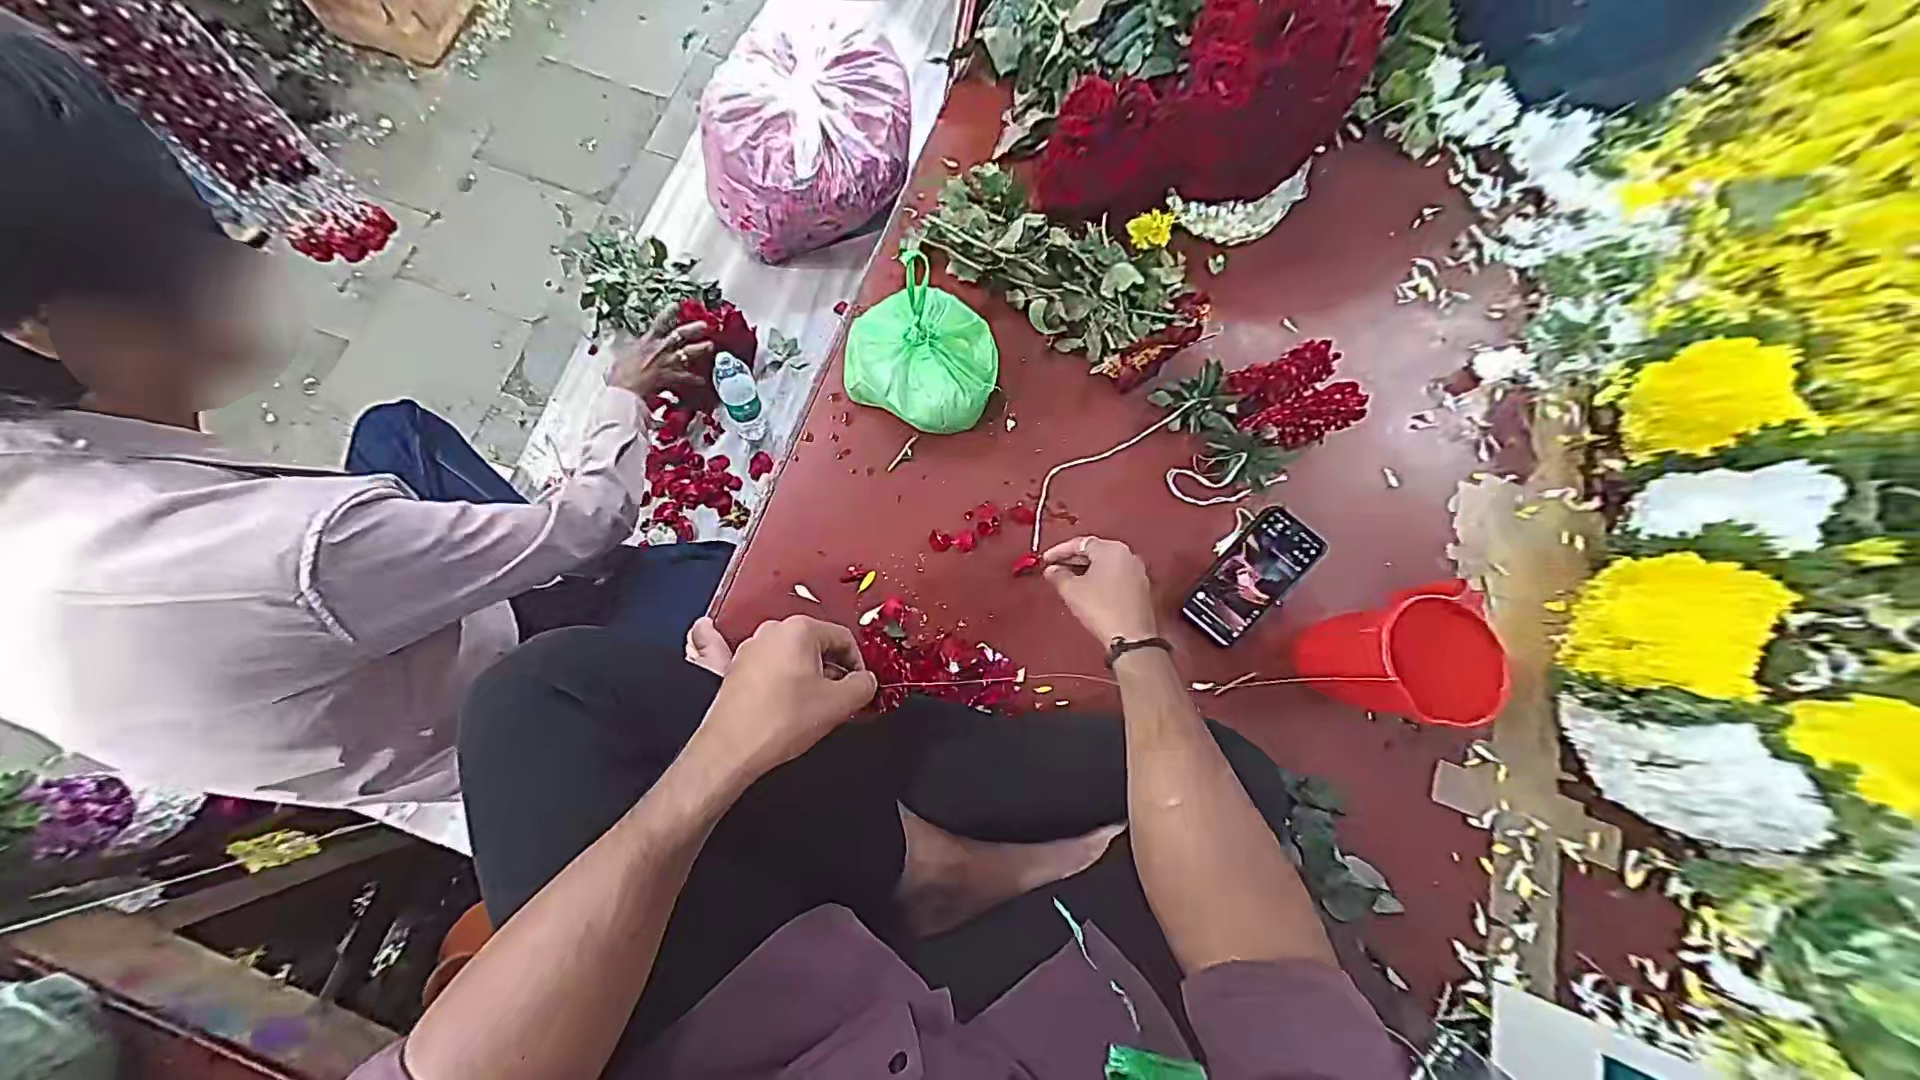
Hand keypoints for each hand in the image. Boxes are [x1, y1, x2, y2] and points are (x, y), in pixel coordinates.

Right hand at [606, 307, 714, 402]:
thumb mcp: (619, 350)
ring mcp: (668, 362)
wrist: (625, 389)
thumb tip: (619, 332)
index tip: (677, 305)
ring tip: (711, 346)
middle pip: (679, 335)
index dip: (668, 313)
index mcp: (647, 341)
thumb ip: (623, 340)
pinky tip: (703, 380)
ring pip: (688, 353)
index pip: (659, 323)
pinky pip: (687, 377)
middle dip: (693, 329)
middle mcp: (660, 349)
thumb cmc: (620, 372)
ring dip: (700, 349)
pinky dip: (695, 379)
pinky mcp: (671, 376)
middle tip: (704, 325)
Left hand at [693, 616, 877, 781]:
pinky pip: (762, 664)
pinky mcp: (734, 668)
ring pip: (793, 657)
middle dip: (832, 671)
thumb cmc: (777, 723)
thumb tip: (866, 681)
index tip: (859, 685)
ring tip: (808, 707)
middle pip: (818, 646)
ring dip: (806, 677)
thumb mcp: (840, 704)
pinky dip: (774, 674)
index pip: (844, 639)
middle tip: (838, 699)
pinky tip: (770, 687)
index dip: (858, 664)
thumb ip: (864, 685)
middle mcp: (773, 632)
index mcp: (800, 630)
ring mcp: (750, 649)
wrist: (730, 750)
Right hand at [1043, 536, 1159, 644]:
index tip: (1045, 559)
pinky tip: (1085, 590)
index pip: (1080, 543)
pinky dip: (1098, 579)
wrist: (1130, 636)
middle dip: (1071, 560)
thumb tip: (1052, 570)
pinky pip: (1114, 576)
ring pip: (1104, 565)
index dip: (1059, 551)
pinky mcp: (1140, 588)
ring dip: (1084, 570)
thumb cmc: (1101, 608)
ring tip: (1065, 580)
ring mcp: (1136, 572)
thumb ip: (1057, 575)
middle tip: (1053, 569)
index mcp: (1111, 549)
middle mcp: (1127, 555)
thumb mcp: (1071, 590)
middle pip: (1094, 552)